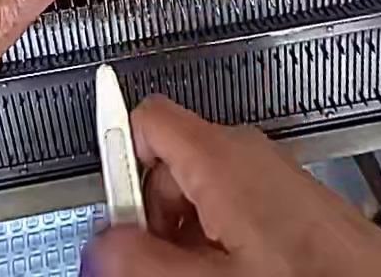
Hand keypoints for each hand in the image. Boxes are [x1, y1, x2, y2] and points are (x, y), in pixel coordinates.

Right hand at [84, 96, 380, 276]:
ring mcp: (262, 171)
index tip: (103, 197)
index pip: (148, 119)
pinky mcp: (278, 195)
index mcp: (219, 156)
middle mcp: (241, 151)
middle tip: (155, 269)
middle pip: (165, 163)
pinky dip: (210, 240)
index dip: (118, 154)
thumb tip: (102, 243)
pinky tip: (224, 275)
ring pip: (194, 190)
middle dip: (149, 218)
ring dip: (179, 236)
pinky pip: (225, 204)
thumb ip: (144, 262)